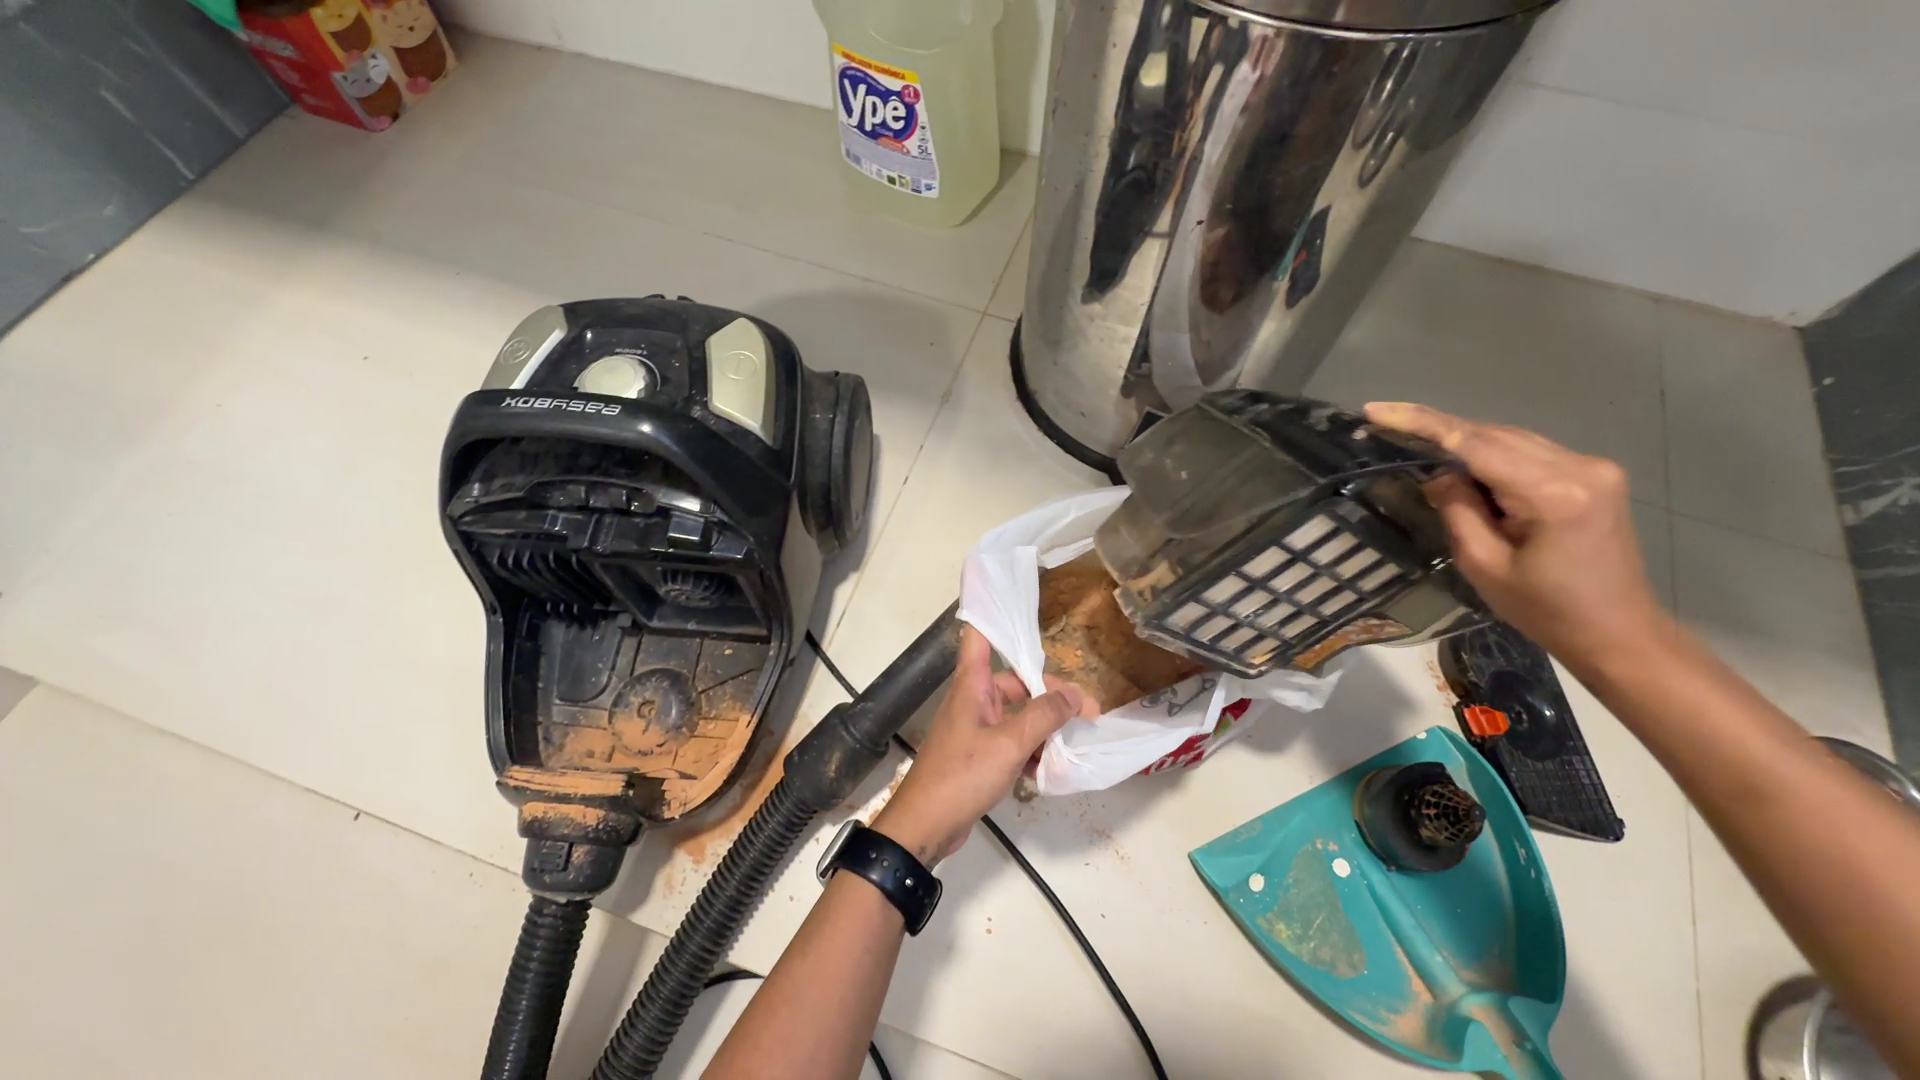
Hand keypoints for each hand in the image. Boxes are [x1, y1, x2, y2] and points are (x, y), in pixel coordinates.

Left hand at [871, 627, 1096, 865]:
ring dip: (1044, 728)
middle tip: (1087, 714)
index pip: (979, 636)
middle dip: (1050, 696)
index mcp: (972, 686)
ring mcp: (975, 730)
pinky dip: (1031, 751)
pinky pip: (1012, 743)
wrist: (925, 826)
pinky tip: (1051, 768)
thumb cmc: (962, 774)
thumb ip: (1044, 715)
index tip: (1011, 597)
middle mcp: (973, 701)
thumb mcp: (1010, 743)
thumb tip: (1075, 695)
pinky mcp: (978, 757)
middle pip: (1016, 684)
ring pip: (1018, 717)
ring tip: (1074, 743)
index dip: (992, 614)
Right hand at [1364, 402, 1667, 667]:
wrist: (1617, 631)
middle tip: (1385, 425)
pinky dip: (1492, 455)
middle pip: (1494, 435)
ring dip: (1465, 444)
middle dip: (1440, 431)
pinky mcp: (1594, 475)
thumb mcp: (1484, 565)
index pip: (1475, 444)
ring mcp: (1593, 467)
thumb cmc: (1545, 610)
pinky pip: (1530, 452)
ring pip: (1511, 439)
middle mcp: (1580, 467)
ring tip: (1419, 449)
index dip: (1422, 424)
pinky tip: (1464, 468)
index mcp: (1553, 493)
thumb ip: (1457, 510)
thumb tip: (1438, 473)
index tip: (1377, 411)